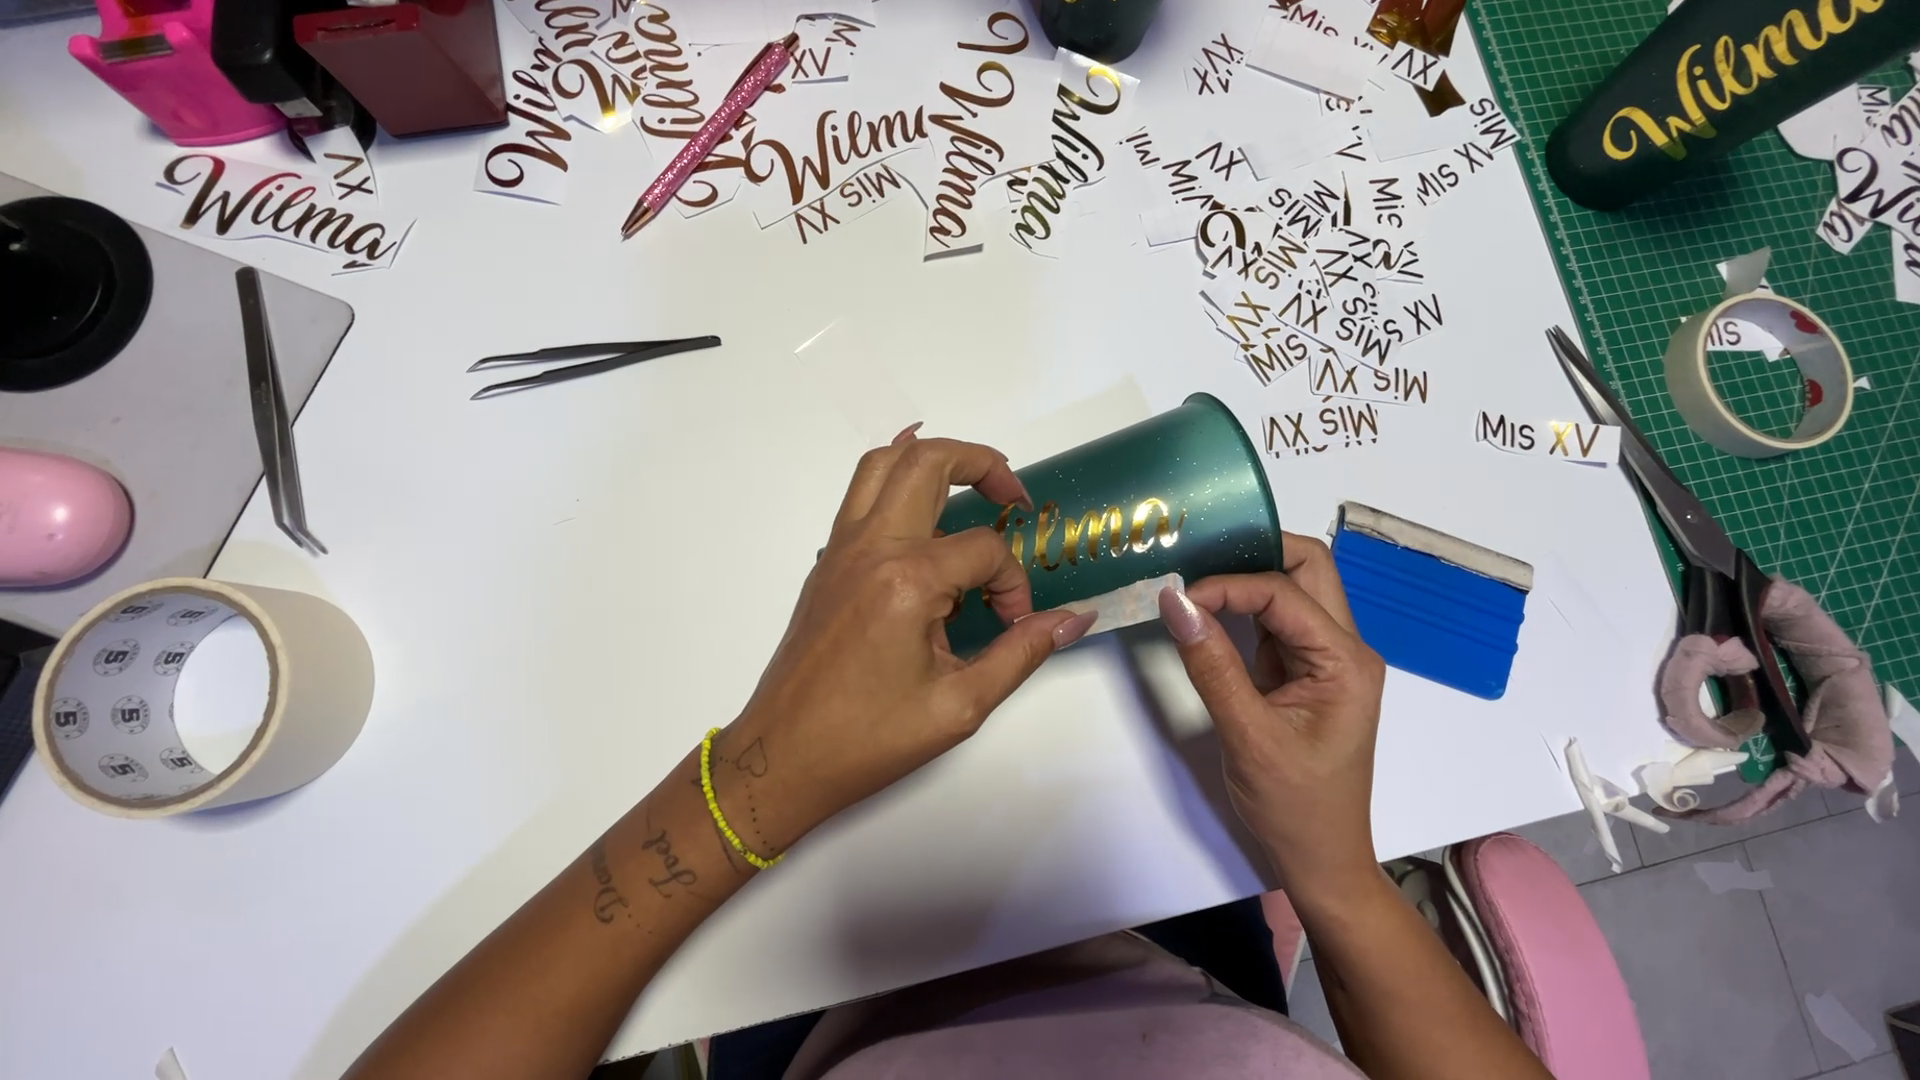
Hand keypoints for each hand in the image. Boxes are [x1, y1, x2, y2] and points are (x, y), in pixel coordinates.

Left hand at [709, 428, 1096, 862]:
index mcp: (906, 580)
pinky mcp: (827, 562)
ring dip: (933, 460)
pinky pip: (861, 493)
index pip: (984, 550)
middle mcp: (870, 547)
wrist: (782, 756)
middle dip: (981, 464)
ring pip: (883, 463)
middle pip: (926, 462)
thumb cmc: (869, 739)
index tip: (1015, 623)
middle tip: (1013, 497)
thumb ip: (1021, 653)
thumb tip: (1074, 619)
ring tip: (971, 487)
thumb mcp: (959, 705)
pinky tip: (922, 507)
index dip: (1014, 583)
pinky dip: (896, 479)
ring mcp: (840, 549)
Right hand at [1156, 532, 1384, 898]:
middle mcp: (1344, 648)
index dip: (1230, 583)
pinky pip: (1275, 619)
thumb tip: (1174, 601)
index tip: (1178, 595)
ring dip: (1247, 575)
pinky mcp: (1302, 669)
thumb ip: (1211, 664)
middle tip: (1196, 559)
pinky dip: (1241, 605)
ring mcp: (1324, 657)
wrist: (1320, 856)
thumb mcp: (1247, 735)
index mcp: (1345, 661)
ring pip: (1293, 587)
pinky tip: (1207, 605)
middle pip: (1309, 568)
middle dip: (1254, 551)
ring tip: (1194, 574)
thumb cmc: (1294, 804)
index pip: (1285, 592)